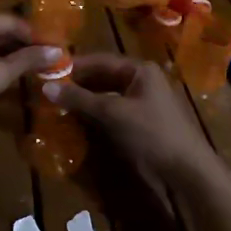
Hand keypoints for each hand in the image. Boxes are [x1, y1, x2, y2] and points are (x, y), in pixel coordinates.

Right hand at [43, 53, 217, 180]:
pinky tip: (74, 121)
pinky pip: (110, 111)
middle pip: (101, 77)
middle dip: (76, 85)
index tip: (46, 72)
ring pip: (104, 95)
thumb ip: (79, 99)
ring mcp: (141, 102)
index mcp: (139, 70)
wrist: (185, 170)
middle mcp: (140, 81)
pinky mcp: (138, 122)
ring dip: (82, 101)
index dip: (72, 66)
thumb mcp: (113, 113)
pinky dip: (92, 114)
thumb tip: (45, 86)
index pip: (99, 60)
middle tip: (46, 91)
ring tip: (55, 105)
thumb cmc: (151, 133)